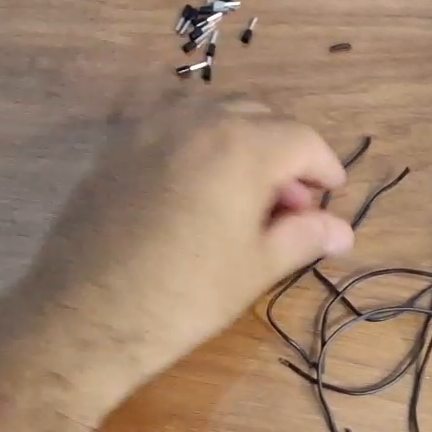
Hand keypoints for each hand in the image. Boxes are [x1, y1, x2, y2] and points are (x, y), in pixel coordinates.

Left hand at [14, 98, 351, 408]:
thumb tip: (343, 231)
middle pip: (258, 118)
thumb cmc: (184, 297)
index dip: (324, 166)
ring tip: (244, 195)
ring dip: (240, 142)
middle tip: (290, 204)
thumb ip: (304, 237)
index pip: (301, 139)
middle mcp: (195, 120)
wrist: (88, 316)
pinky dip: (197, 146)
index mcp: (241, 145)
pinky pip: (171, 129)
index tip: (331, 194)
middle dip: (284, 153)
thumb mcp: (254, 268)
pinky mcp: (114, 147)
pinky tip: (196, 191)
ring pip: (211, 116)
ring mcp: (147, 128)